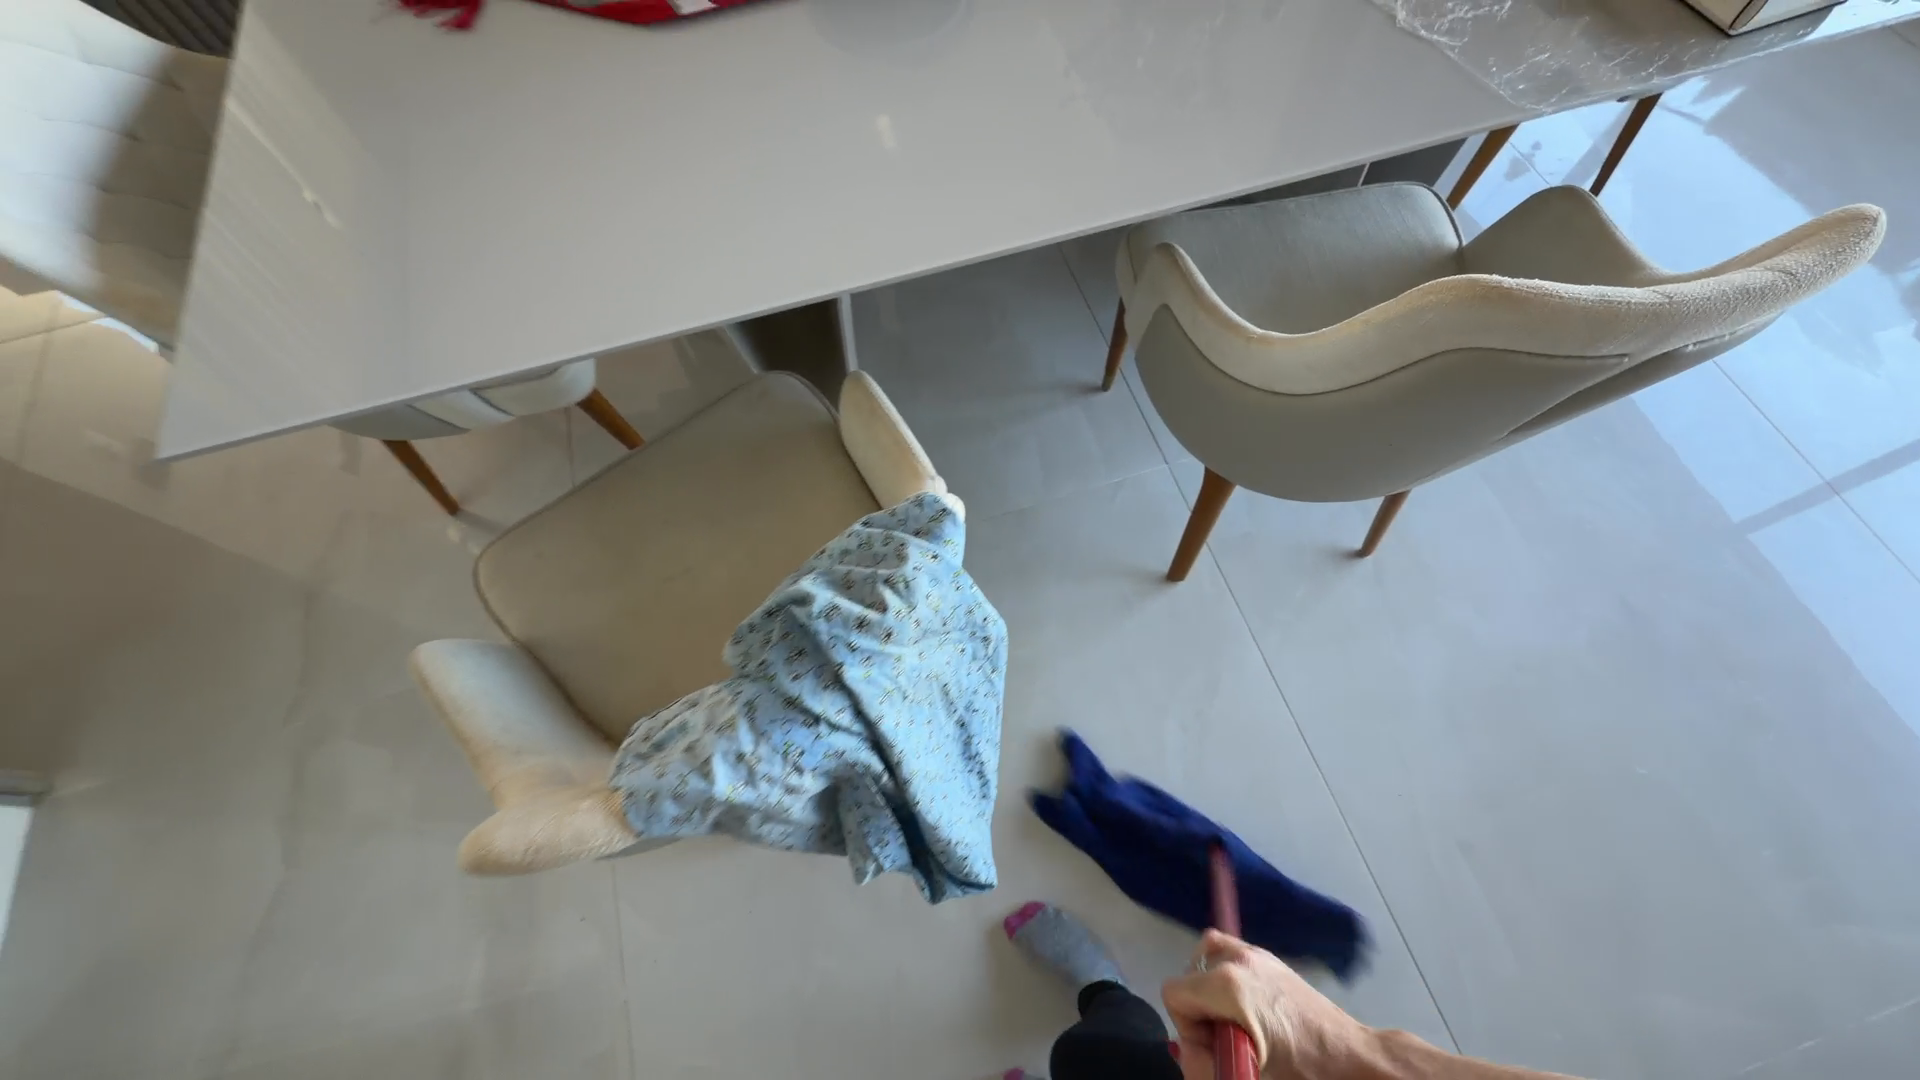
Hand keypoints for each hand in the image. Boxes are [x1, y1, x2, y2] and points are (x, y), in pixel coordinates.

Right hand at [1161, 930, 1374, 1079]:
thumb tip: (1187, 1058)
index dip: (1188, 1031)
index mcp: (1227, 984)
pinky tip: (1244, 1007)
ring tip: (1234, 1024)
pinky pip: (1224, 953)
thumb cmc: (1305, 1072)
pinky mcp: (1266, 957)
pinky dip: (1222, 975)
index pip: (1173, 995)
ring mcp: (1252, 952)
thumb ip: (1206, 1069)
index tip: (1217, 1053)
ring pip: (1203, 961)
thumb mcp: (1251, 1076)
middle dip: (1199, 1015)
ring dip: (1208, 993)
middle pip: (1187, 980)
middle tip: (1230, 1045)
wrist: (1355, 1060)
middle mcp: (1235, 958)